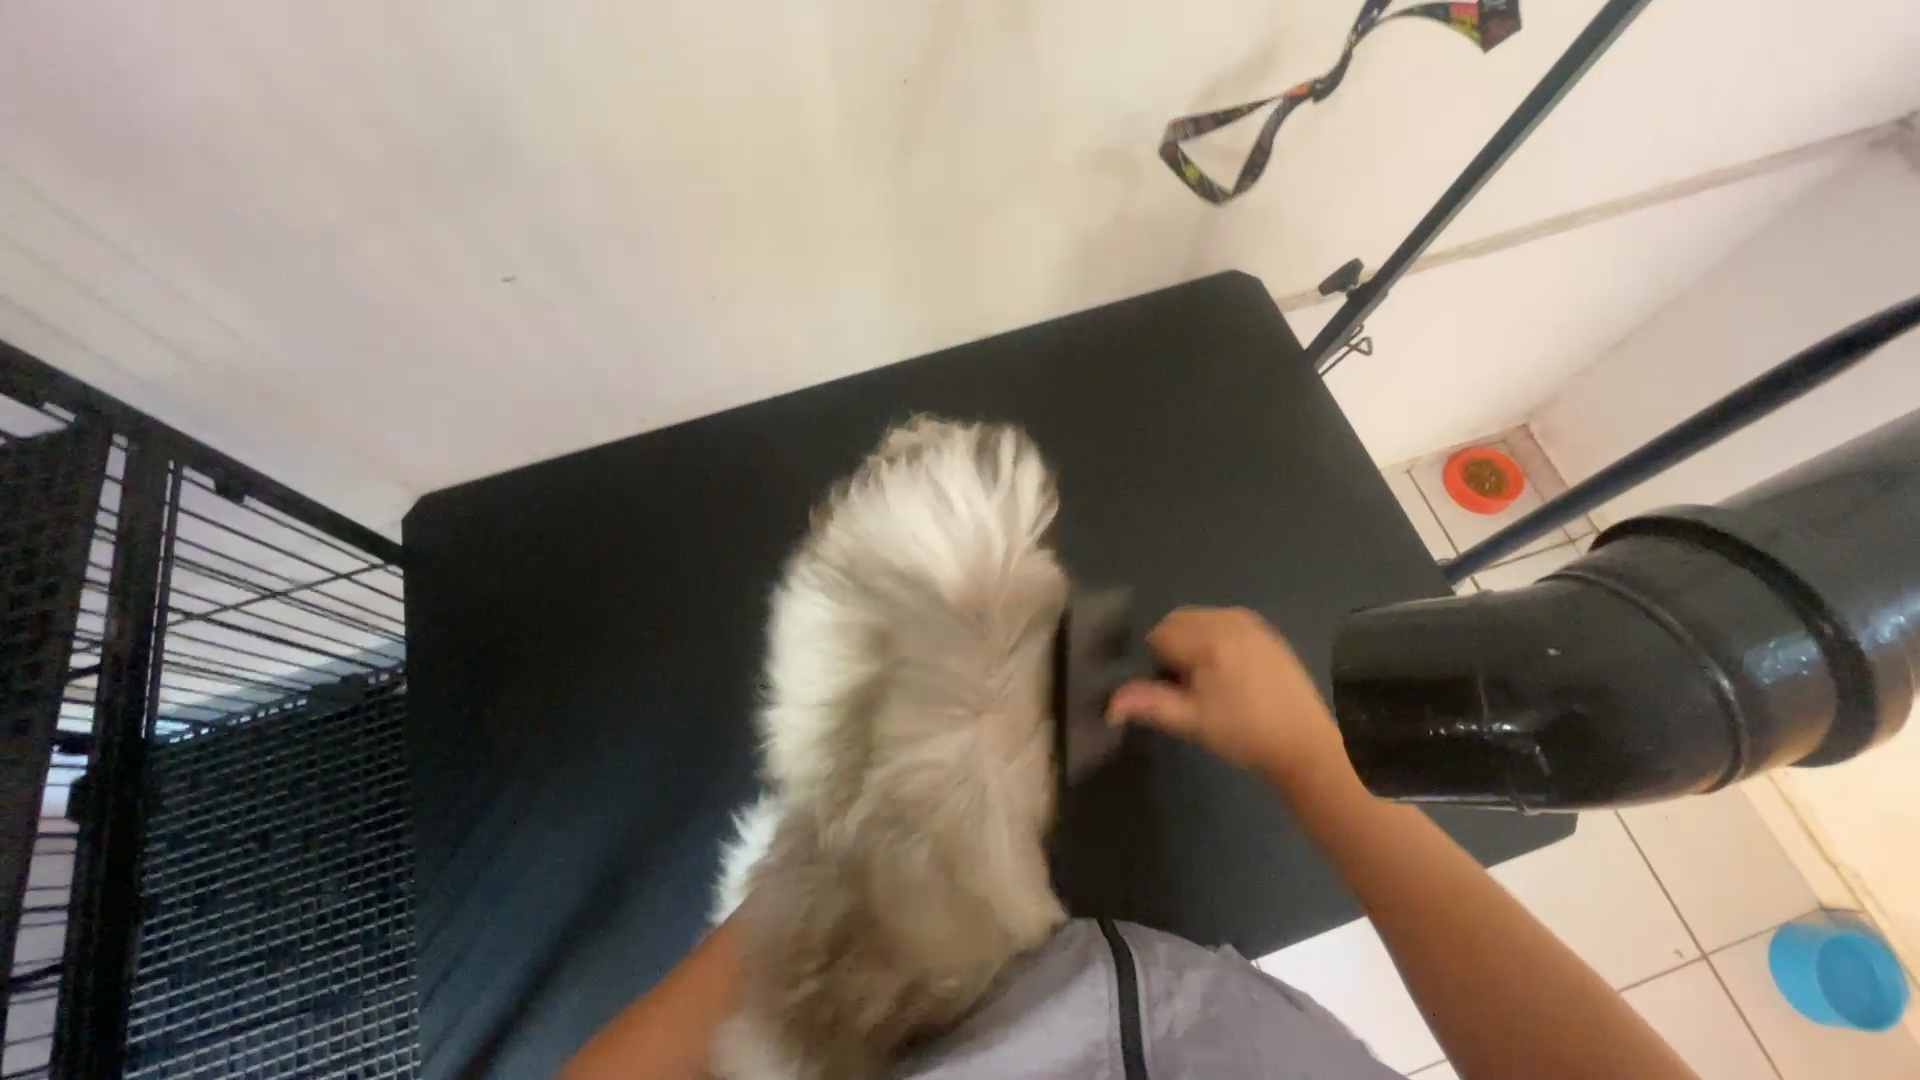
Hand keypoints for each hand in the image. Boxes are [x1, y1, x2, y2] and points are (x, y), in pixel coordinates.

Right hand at [1106, 607, 1352, 789]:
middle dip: (1174, 648)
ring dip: (1192, 642)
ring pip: (1199, 620)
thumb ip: (1148, 704)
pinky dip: (1214, 639)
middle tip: (1191, 688)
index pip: (1158, 635)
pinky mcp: (1265, 630)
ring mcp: (1250, 622)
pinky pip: (1223, 622)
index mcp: (1208, 638)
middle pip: (1176, 621)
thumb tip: (1109, 705)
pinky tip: (1231, 674)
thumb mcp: (1190, 721)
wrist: (1304, 743)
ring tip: (1211, 682)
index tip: (1177, 691)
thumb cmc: (1243, 733)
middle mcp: (1228, 619)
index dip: (1159, 665)